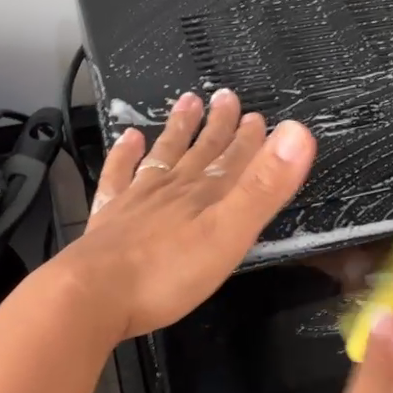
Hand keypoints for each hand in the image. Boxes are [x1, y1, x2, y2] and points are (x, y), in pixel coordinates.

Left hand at [57, 89, 315, 342]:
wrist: (93, 294)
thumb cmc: (168, 272)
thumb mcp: (230, 232)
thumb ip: (264, 186)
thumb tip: (298, 132)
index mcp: (206, 195)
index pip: (235, 160)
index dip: (251, 139)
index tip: (260, 115)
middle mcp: (174, 189)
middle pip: (202, 152)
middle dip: (219, 126)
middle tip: (227, 97)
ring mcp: (138, 201)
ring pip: (164, 156)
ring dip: (179, 129)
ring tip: (188, 102)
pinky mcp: (109, 218)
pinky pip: (118, 176)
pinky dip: (124, 154)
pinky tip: (128, 138)